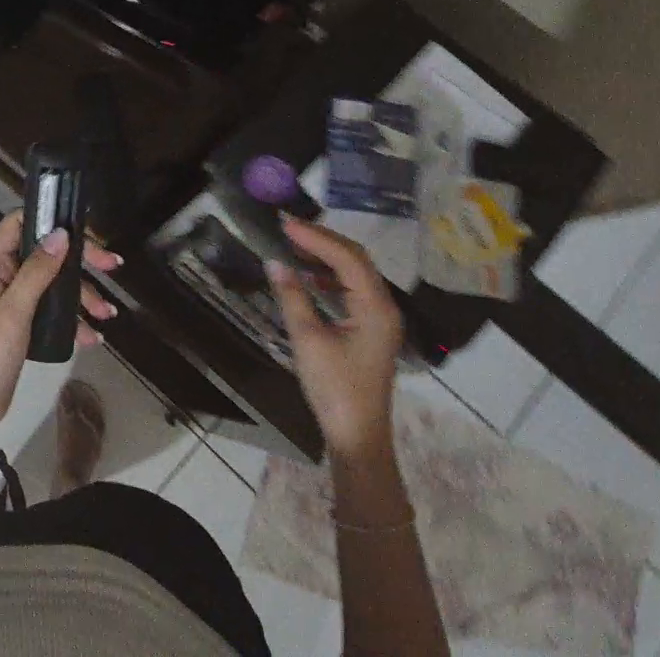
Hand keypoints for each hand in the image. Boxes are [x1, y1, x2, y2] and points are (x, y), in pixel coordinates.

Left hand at [0, 211, 120, 436]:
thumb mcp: (14, 310)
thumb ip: (37, 271)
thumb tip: (61, 233)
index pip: (18, 224)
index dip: (48, 218)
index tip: (83, 229)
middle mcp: (3, 279)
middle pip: (45, 254)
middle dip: (80, 262)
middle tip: (113, 268)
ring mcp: (13, 304)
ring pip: (54, 286)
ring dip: (83, 296)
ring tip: (108, 315)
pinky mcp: (22, 328)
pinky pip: (53, 314)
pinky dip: (73, 321)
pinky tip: (93, 337)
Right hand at [266, 216, 403, 460]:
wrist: (357, 434)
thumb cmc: (334, 388)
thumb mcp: (308, 340)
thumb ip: (292, 297)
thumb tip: (274, 263)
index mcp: (376, 307)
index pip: (347, 258)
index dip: (316, 238)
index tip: (284, 224)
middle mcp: (384, 307)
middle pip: (356, 260)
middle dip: (322, 241)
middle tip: (287, 228)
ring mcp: (379, 318)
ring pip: (355, 273)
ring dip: (326, 256)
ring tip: (293, 246)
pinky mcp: (370, 329)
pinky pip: (352, 290)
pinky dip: (329, 276)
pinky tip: (307, 276)